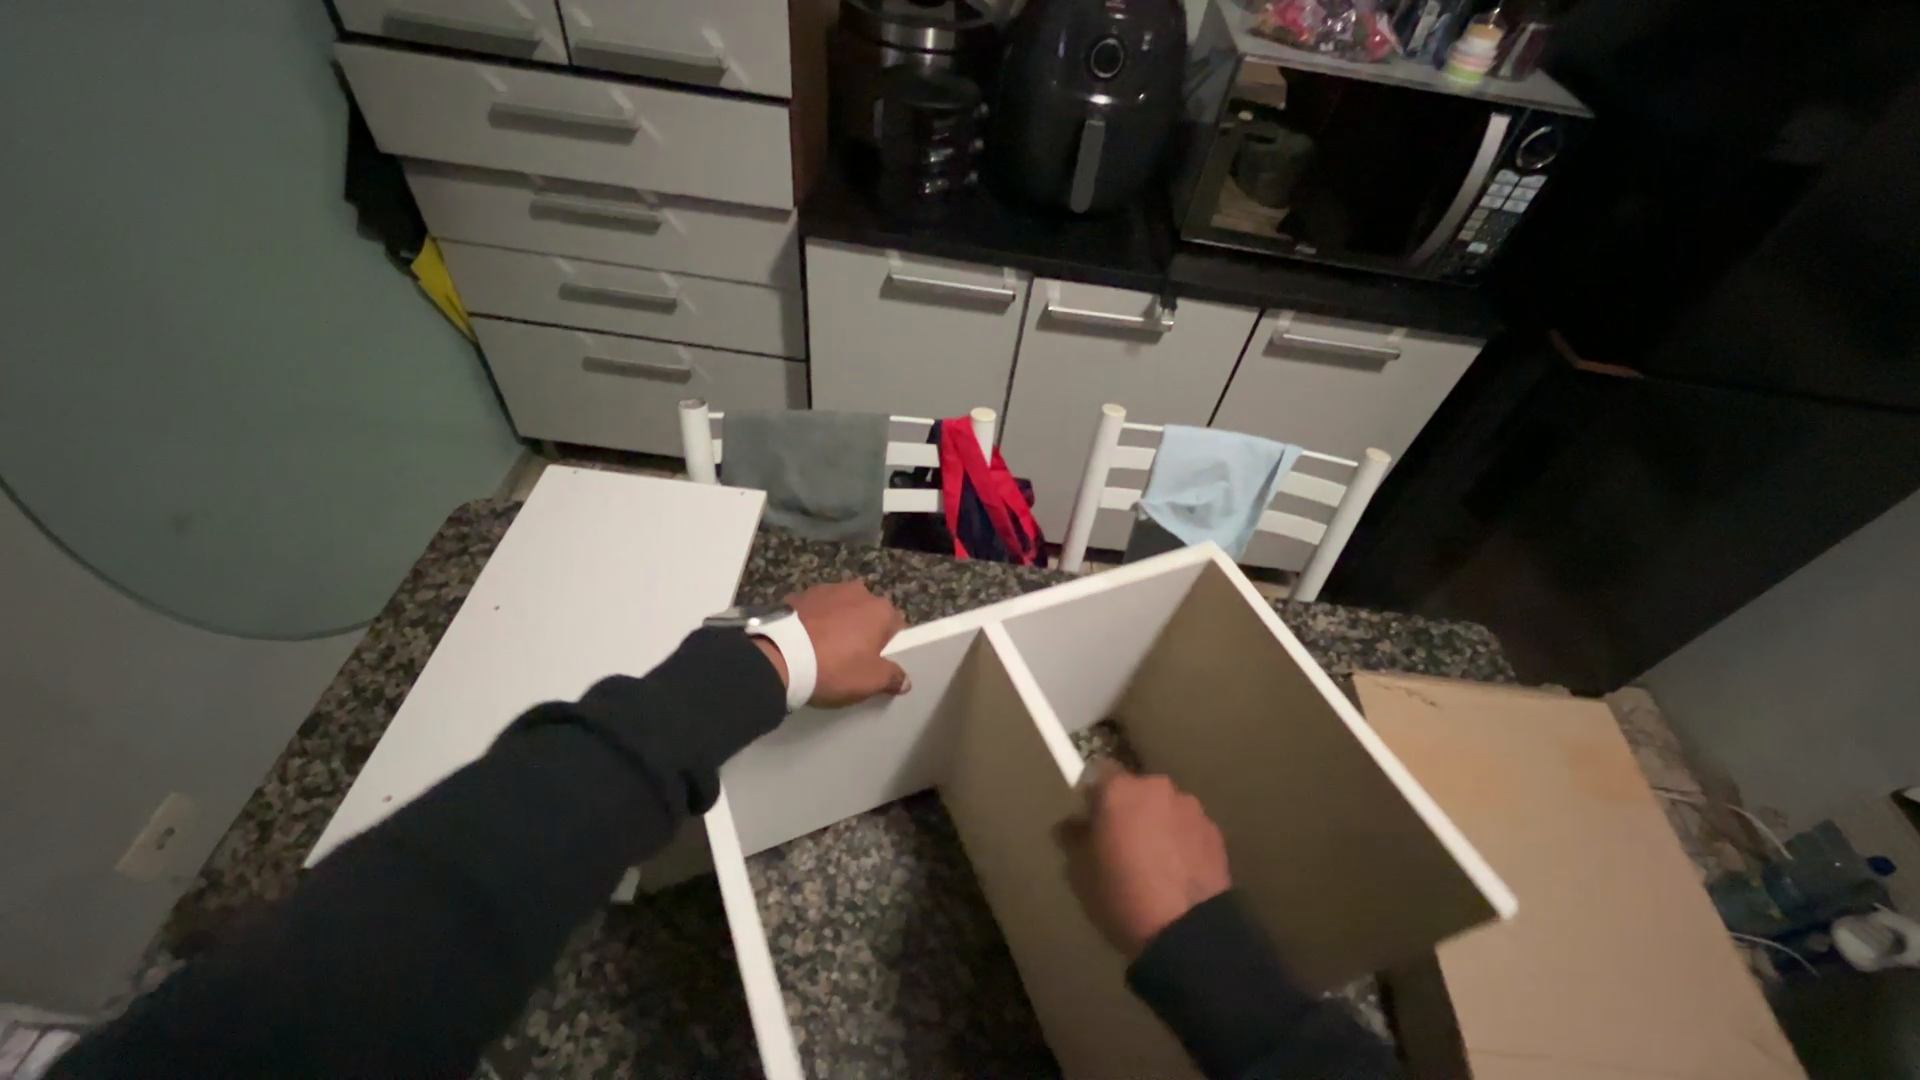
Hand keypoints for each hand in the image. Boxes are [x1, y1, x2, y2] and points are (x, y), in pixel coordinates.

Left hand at [765, 580, 910, 706]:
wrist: (780, 657)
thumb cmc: (835, 668)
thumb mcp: (870, 681)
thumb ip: (893, 677)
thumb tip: (905, 680)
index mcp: (881, 610)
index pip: (895, 625)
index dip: (887, 646)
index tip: (876, 662)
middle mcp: (858, 592)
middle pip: (867, 613)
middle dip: (862, 631)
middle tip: (850, 658)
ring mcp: (827, 590)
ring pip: (841, 608)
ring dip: (837, 624)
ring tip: (823, 651)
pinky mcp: (800, 594)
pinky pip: (815, 610)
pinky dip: (814, 622)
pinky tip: (805, 643)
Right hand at [1055, 762, 1231, 958]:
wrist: (1186, 931)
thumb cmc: (1122, 894)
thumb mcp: (1080, 871)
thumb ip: (1073, 838)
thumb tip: (1071, 825)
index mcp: (1120, 790)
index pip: (1099, 773)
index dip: (1093, 795)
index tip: (1089, 820)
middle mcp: (1157, 788)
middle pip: (1136, 791)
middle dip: (1128, 810)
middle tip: (1120, 843)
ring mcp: (1191, 809)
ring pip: (1164, 808)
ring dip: (1157, 824)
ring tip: (1154, 862)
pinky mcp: (1215, 833)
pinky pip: (1188, 828)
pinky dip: (1180, 841)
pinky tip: (1177, 872)